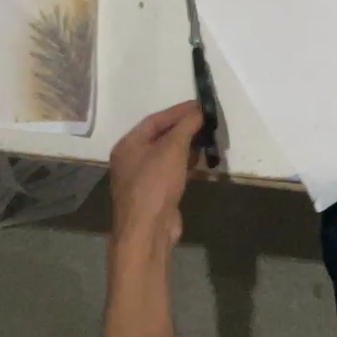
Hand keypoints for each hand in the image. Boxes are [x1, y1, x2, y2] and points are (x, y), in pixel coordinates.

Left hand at [109, 101, 203, 257]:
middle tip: (206, 121)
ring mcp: (143, 178)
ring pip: (168, 154)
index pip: (155, 120)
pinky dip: (185, 162)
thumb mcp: (172, 148)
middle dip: (184, 128)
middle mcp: (132, 160)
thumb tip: (199, 112)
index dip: (178, 111)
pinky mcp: (155, 193)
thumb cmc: (155, 183)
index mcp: (128, 145)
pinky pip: (172, 170)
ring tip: (207, 138)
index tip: (200, 105)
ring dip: (187, 145)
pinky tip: (200, 159)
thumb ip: (187, 126)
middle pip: (161, 136)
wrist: (147, 231)